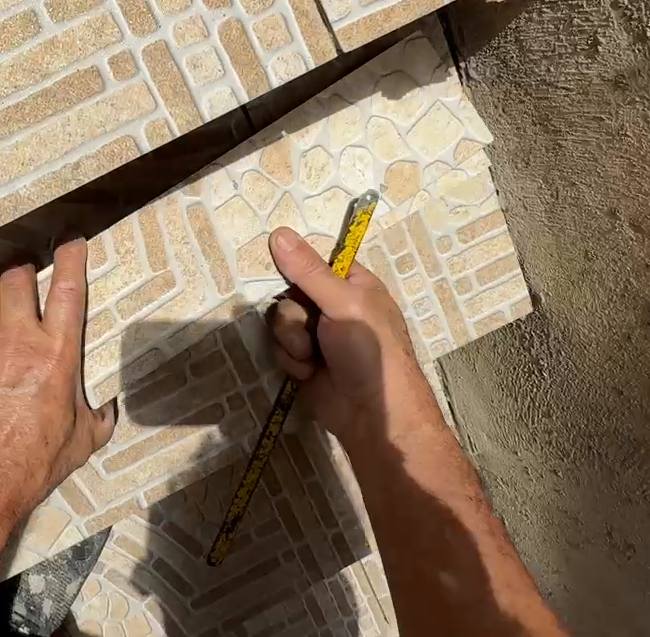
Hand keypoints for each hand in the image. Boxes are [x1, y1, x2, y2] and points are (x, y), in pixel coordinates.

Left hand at [0, 239, 117, 528]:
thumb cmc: (34, 463)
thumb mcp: (83, 441)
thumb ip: (101, 415)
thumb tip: (112, 406)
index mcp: (57, 354)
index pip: (68, 288)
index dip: (71, 257)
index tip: (72, 243)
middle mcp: (20, 338)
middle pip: (19, 276)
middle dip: (25, 274)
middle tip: (26, 286)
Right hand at [264, 226, 436, 448]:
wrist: (371, 417)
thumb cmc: (371, 352)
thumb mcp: (344, 304)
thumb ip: (309, 271)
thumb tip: (278, 232)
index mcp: (351, 283)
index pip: (312, 259)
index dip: (295, 263)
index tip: (280, 264)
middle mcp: (331, 304)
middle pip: (288, 290)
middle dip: (294, 312)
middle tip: (311, 324)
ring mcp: (316, 333)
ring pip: (280, 319)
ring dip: (292, 339)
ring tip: (313, 356)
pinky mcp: (302, 359)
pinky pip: (278, 346)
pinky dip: (291, 360)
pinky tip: (309, 372)